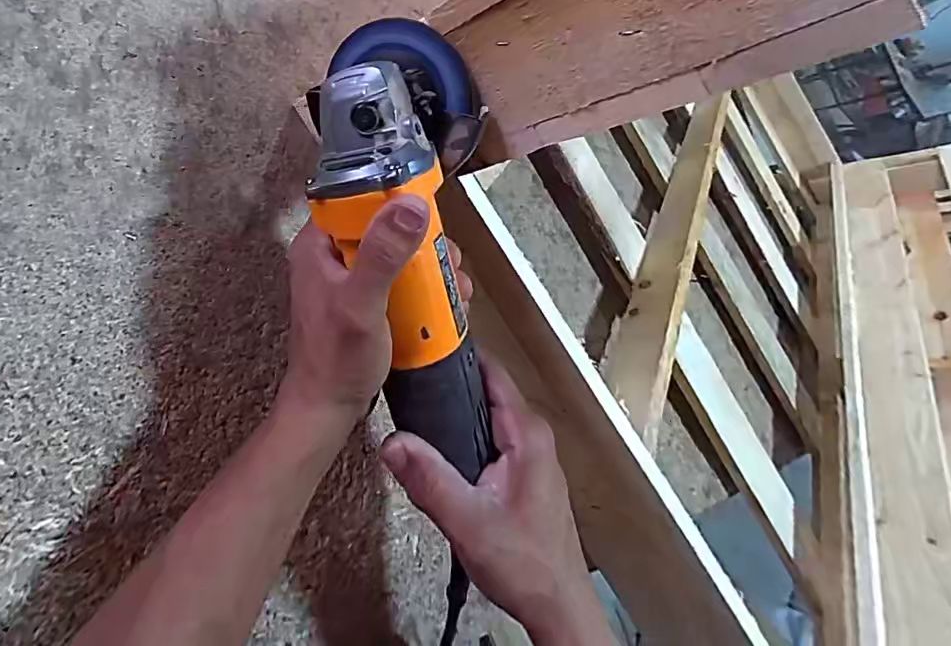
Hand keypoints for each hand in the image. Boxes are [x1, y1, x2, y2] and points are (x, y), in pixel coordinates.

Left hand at [279, 195, 435, 420]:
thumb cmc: (336, 358)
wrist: (327, 410)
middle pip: (379, 226)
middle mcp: (329, 256)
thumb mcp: (362, 302)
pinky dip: (419, 286)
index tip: (425, 207)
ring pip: (392, 253)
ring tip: (453, 281)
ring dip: (425, 264)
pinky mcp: (362, 300)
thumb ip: (383, 254)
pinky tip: (444, 300)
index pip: (352, 200)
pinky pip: (395, 279)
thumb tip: (412, 205)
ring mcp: (346, 279)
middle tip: (448, 255)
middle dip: (419, 238)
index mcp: (316, 245)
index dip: (389, 196)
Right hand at [379, 359, 612, 644]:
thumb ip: (429, 479)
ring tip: (414, 402)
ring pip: (485, 410)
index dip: (457, 352)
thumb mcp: (469, 521)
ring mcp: (529, 451)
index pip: (490, 370)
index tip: (424, 340)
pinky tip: (437, 440)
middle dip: (447, 378)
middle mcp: (531, 433)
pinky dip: (463, 427)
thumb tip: (391, 442)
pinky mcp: (522, 468)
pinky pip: (488, 430)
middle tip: (407, 372)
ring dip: (454, 405)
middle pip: (484, 386)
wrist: (558, 610)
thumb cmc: (526, 566)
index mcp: (526, 432)